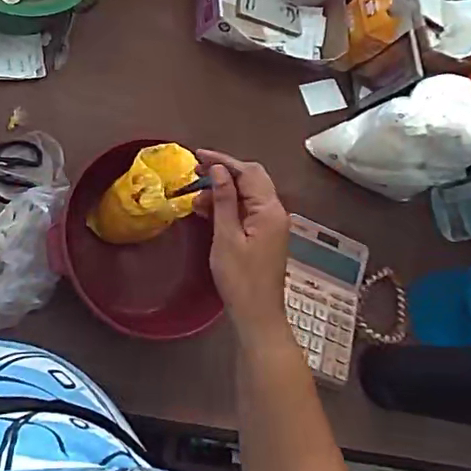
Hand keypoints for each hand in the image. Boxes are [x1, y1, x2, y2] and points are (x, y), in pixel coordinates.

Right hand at [194, 149, 290, 331]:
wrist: (257, 315)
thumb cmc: (240, 278)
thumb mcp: (226, 237)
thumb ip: (224, 200)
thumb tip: (218, 170)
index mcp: (269, 210)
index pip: (248, 172)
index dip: (223, 160)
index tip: (197, 156)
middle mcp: (275, 212)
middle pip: (251, 179)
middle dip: (224, 172)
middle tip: (195, 173)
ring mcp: (271, 224)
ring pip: (247, 195)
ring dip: (223, 191)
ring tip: (195, 197)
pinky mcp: (264, 235)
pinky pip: (246, 210)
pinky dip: (228, 206)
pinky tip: (206, 210)